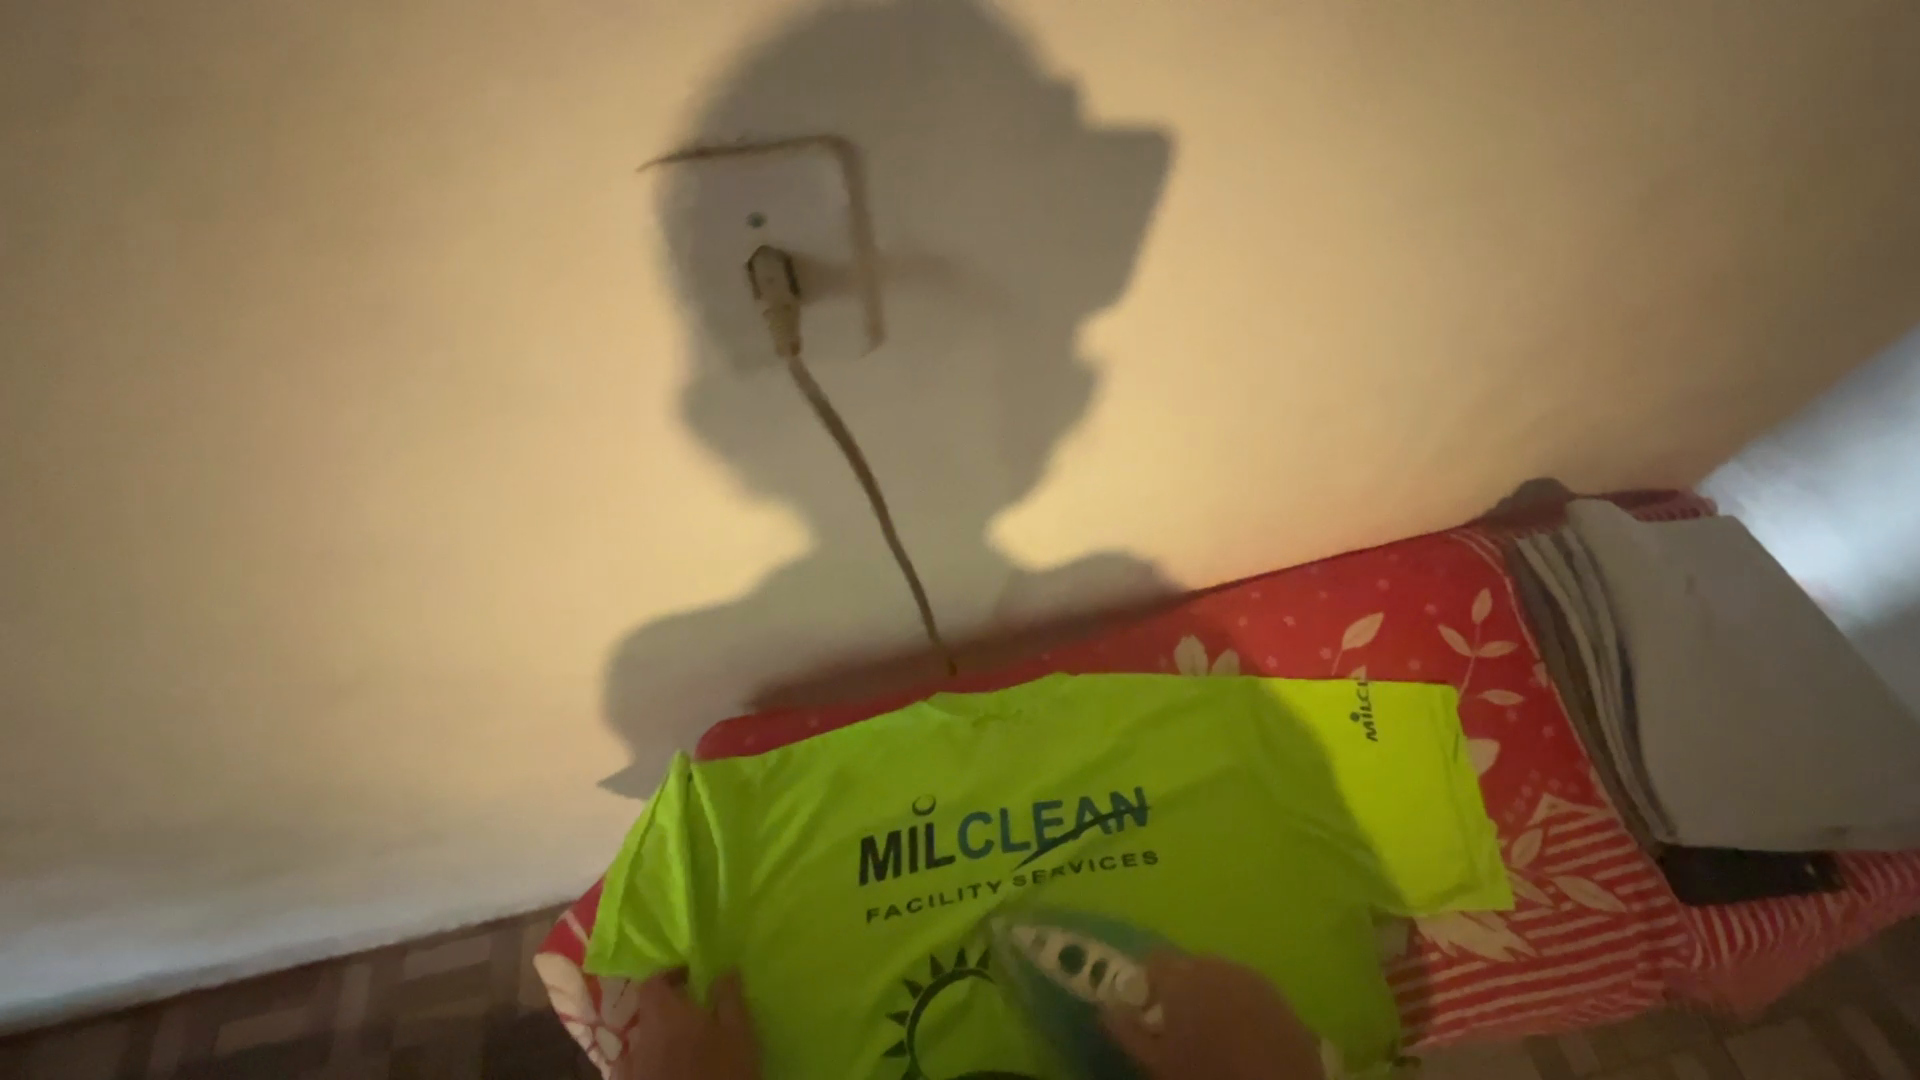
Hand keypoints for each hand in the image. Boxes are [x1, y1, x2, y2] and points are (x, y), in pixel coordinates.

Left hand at [615, 969, 759, 1079]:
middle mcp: (640, 1039)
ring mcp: (629, 1071)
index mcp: (664, 1016)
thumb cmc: (720, 1073)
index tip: (691, 978)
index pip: (652, 983)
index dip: (670, 976)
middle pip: (648, 1015)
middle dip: (668, 1013)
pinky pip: (634, 1072)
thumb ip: (728, 997)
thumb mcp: (738, 1033)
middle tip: (694, 1019)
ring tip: (681, 1051)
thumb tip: (724, 969)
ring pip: (640, 1046)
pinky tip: (667, 1074)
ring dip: (657, 1043)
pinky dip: (648, 1068)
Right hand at [1104, 952, 1324, 1079]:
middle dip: (1181, 989)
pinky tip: (1243, 1036)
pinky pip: (1247, 990)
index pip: (1154, 960)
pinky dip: (1239, 1004)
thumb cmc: (1209, 1077)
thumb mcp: (1159, 1065)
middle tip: (1181, 1027)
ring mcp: (1250, 978)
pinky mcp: (1278, 996)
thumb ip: (1128, 1031)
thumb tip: (1105, 1007)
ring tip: (1214, 1033)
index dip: (1148, 983)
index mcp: (1181, 978)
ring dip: (1210, 994)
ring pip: (1218, 976)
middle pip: (1188, 967)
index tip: (1147, 1011)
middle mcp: (1214, 965)